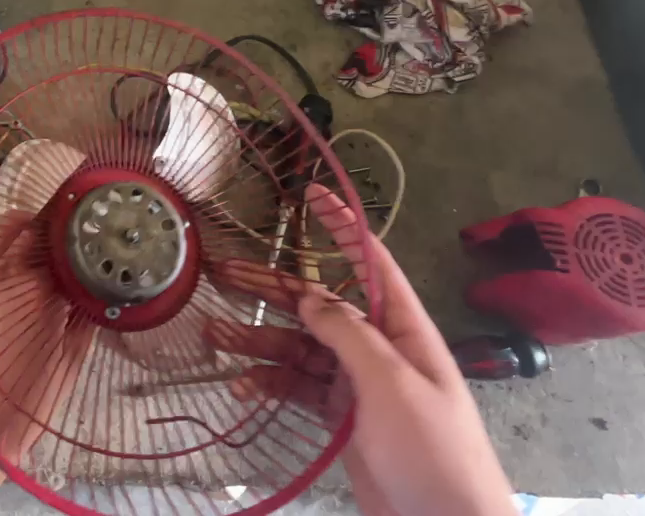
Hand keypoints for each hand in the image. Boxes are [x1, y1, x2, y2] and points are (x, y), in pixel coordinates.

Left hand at [0, 213, 92, 515]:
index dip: (84, 247)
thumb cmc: (24, 403)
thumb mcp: (68, 365)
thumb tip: (96, 294)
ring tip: (46, 226)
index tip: (97, 241)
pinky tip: (15, 238)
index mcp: (45, 296)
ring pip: (9, 232)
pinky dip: (1, 235)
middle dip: (59, 231)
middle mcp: (13, 276)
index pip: (70, 255)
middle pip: (41, 236)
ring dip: (29, 225)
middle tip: (75, 231)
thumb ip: (83, 323)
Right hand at [210, 183, 516, 515]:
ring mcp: (356, 383)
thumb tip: (309, 297)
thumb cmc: (431, 450)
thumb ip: (348, 333)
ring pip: (297, 347)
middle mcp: (377, 348)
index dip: (343, 226)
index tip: (313, 194)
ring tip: (212, 334)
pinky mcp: (340, 416)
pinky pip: (297, 387)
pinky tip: (241, 386)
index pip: (371, 263)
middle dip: (270, 288)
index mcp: (402, 330)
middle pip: (316, 305)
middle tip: (221, 272)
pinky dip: (268, 383)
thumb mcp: (391, 383)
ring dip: (257, 340)